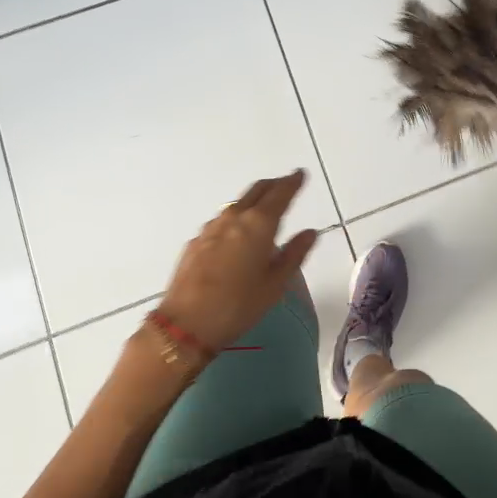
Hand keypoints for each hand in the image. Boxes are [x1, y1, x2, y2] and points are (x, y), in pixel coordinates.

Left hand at [159, 169, 317, 351]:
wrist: (186, 324)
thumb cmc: (238, 306)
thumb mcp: (275, 285)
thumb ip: (294, 254)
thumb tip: (310, 232)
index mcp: (259, 224)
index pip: (280, 193)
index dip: (292, 182)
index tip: (300, 174)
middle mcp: (234, 217)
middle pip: (257, 190)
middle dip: (273, 185)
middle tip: (285, 185)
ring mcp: (211, 227)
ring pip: (237, 204)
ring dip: (253, 201)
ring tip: (263, 211)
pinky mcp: (196, 240)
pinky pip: (221, 222)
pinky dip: (235, 220)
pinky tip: (236, 236)